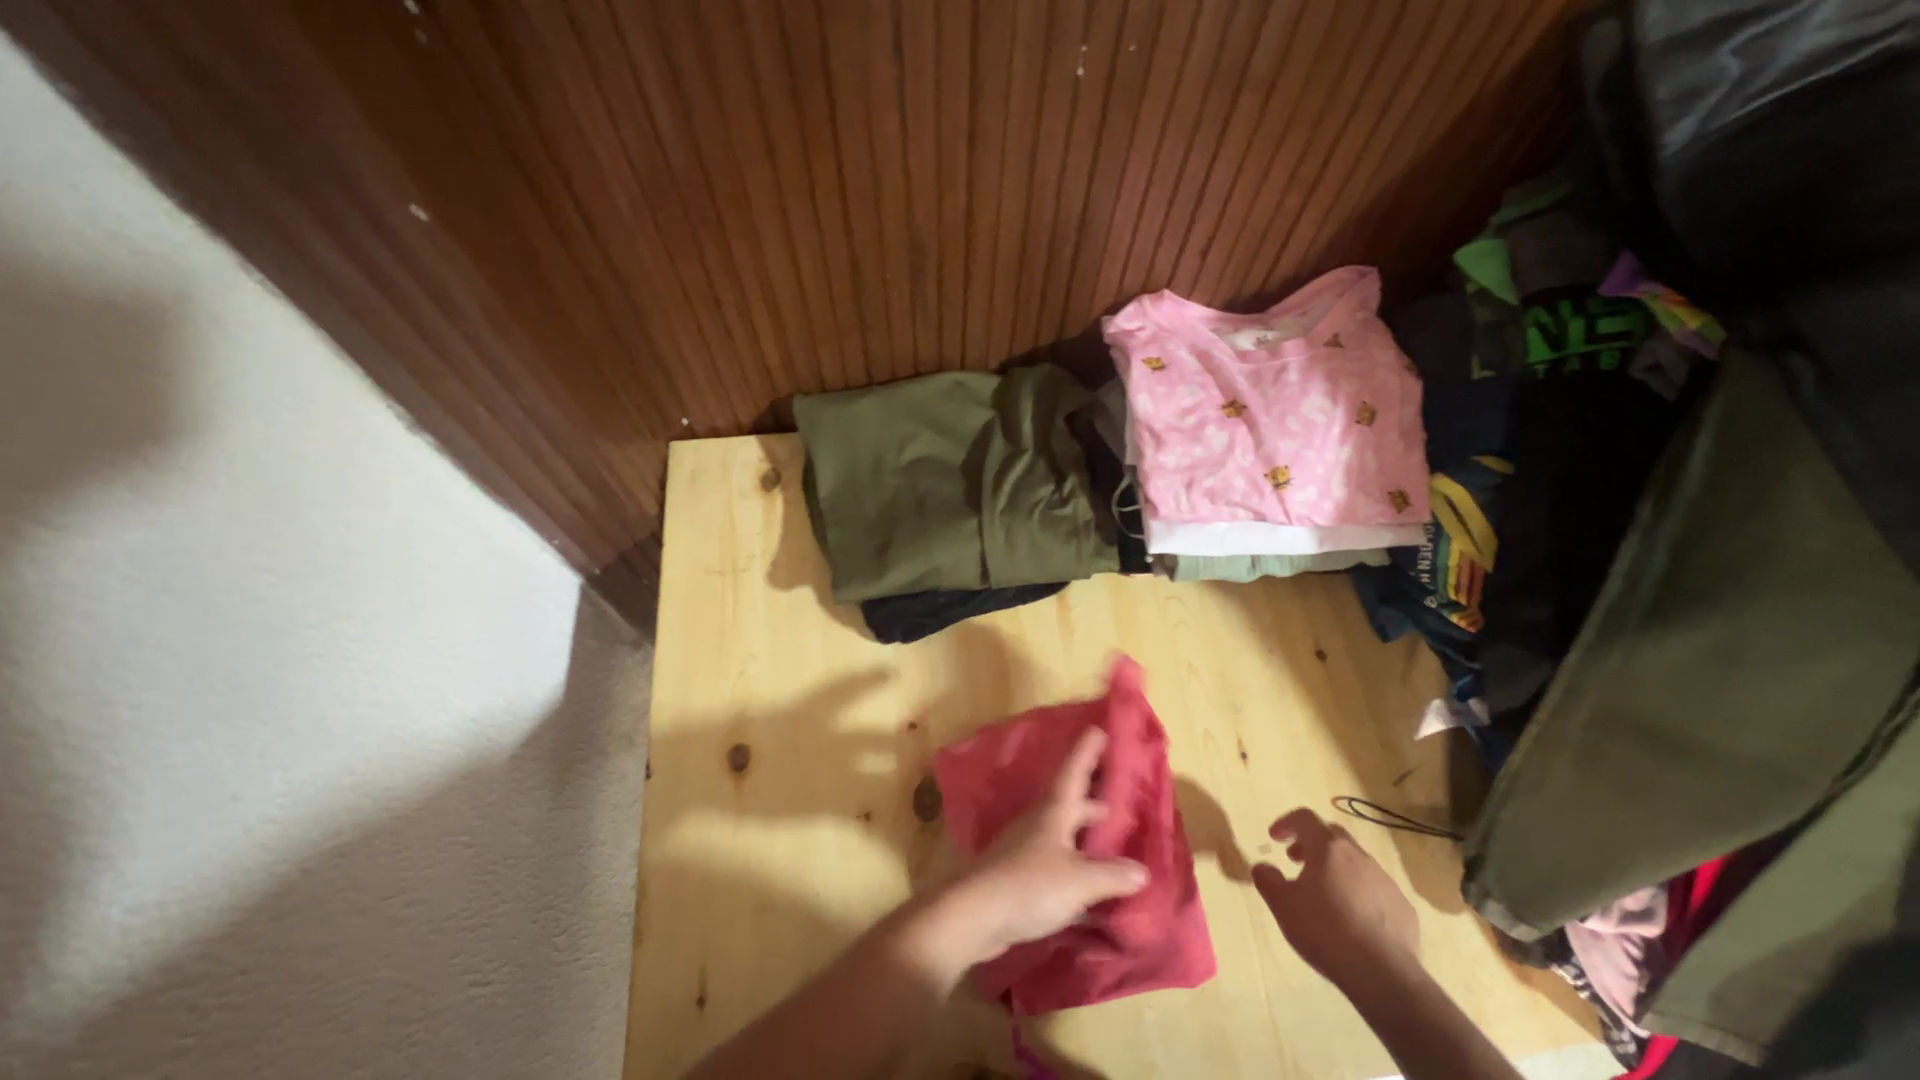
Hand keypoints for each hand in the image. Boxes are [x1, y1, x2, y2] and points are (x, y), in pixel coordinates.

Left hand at [938, 728, 1150, 963]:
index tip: (1099, 728)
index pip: (1073, 771)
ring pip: (1064, 835)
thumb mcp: (1079, 880)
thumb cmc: (1028, 885)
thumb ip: (1113, 874)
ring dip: (1087, 836)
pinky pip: (1058, 868)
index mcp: (1053, 811)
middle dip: (1094, 798)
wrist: (973, 917)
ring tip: (1114, 840)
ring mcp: (1027, 851)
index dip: (1087, 751)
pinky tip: (1096, 892)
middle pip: (1070, 803)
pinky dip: (1078, 873)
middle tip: (1120, 795)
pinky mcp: (1022, 880)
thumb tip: (1142, 871)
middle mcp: (1040, 824)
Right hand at [1251, 809, 1419, 993]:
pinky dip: (1358, 893)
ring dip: (1336, 869)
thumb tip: (1262, 866)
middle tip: (1296, 861)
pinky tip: (1352, 920)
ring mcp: (1385, 881)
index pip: (1305, 818)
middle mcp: (1359, 856)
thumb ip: (1268, 880)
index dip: (1287, 823)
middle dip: (1312, 843)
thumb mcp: (1282, 905)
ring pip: (1356, 863)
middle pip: (1333, 836)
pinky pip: (1375, 889)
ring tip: (1323, 895)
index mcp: (1328, 849)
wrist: (1381, 972)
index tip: (1275, 838)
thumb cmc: (1323, 930)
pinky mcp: (1402, 906)